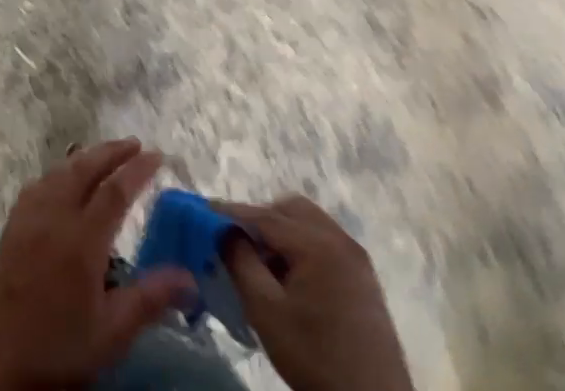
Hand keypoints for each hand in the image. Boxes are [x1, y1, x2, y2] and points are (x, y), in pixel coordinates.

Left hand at [0, 140, 194, 390]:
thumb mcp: (111, 333)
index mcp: (80, 241)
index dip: (137, 170)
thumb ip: (150, 299)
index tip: (157, 155)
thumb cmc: (56, 349)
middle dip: (109, 152)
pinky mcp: (9, 231)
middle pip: (82, 170)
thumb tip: (189, 277)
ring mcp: (25, 222)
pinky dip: (57, 174)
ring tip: (102, 156)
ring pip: (56, 175)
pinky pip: (36, 187)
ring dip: (82, 159)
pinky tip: (61, 183)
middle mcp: (51, 219)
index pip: (114, 191)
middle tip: (134, 144)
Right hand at [214, 195, 413, 390]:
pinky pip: (324, 244)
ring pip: (309, 225)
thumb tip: (224, 232)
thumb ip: (240, 262)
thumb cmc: (314, 354)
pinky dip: (300, 248)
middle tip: (236, 243)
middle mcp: (341, 241)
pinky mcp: (362, 278)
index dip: (230, 212)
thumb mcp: (265, 310)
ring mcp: (356, 259)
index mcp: (318, 244)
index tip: (201, 213)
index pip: (265, 216)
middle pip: (292, 210)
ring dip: (281, 233)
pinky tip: (287, 280)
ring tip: (260, 265)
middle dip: (260, 218)